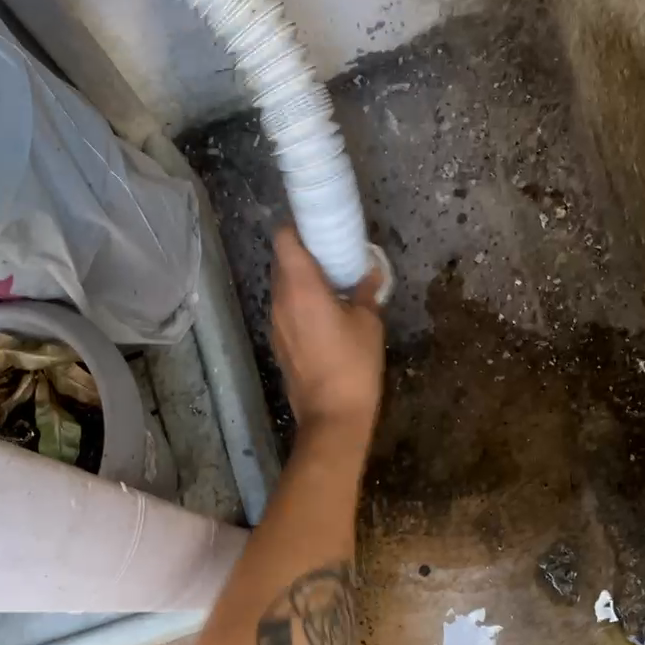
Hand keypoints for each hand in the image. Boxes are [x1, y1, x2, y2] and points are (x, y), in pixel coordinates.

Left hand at [270, 227, 384, 439]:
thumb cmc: (353, 365)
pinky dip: (300, 305)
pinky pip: (285, 312)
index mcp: (300, 287)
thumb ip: (365, 292)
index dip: (298, 229)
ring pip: (282, 288)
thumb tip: (369, 274)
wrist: (331, 416)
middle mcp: (280, 301)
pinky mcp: (279, 345)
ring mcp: (275, 324)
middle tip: (333, 256)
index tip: (319, 230)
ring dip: (302, 282)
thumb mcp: (368, 323)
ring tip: (331, 286)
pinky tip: (324, 316)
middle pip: (282, 263)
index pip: (284, 240)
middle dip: (304, 254)